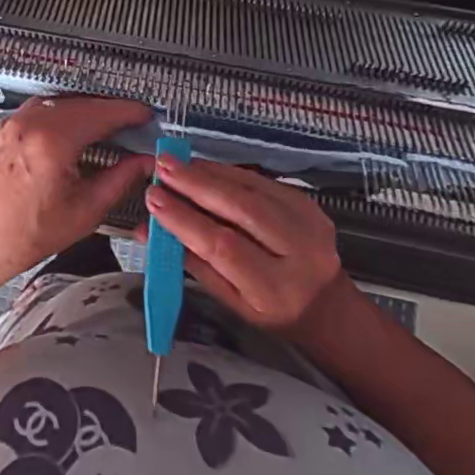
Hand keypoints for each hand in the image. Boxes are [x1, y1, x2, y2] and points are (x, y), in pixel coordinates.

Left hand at [0, 96, 153, 297]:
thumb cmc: (20, 235)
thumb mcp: (85, 211)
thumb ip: (120, 179)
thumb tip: (142, 163)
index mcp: (51, 142)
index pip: (102, 113)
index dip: (130, 112)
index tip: (144, 115)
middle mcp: (29, 125)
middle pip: (83, 103)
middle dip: (111, 111)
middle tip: (132, 124)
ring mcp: (14, 124)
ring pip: (62, 102)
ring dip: (87, 110)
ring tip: (106, 128)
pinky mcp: (5, 129)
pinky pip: (42, 110)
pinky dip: (64, 115)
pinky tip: (75, 132)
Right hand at [140, 156, 350, 337]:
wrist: (325, 304)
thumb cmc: (270, 311)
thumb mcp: (230, 301)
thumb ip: (192, 262)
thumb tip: (149, 229)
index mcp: (275, 289)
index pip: (224, 247)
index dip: (186, 220)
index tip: (154, 199)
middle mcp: (299, 253)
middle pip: (242, 209)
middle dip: (197, 185)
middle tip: (162, 168)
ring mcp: (309, 223)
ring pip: (254, 189)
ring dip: (210, 173)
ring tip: (176, 164)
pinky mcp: (310, 203)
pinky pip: (263, 182)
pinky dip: (230, 172)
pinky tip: (204, 168)